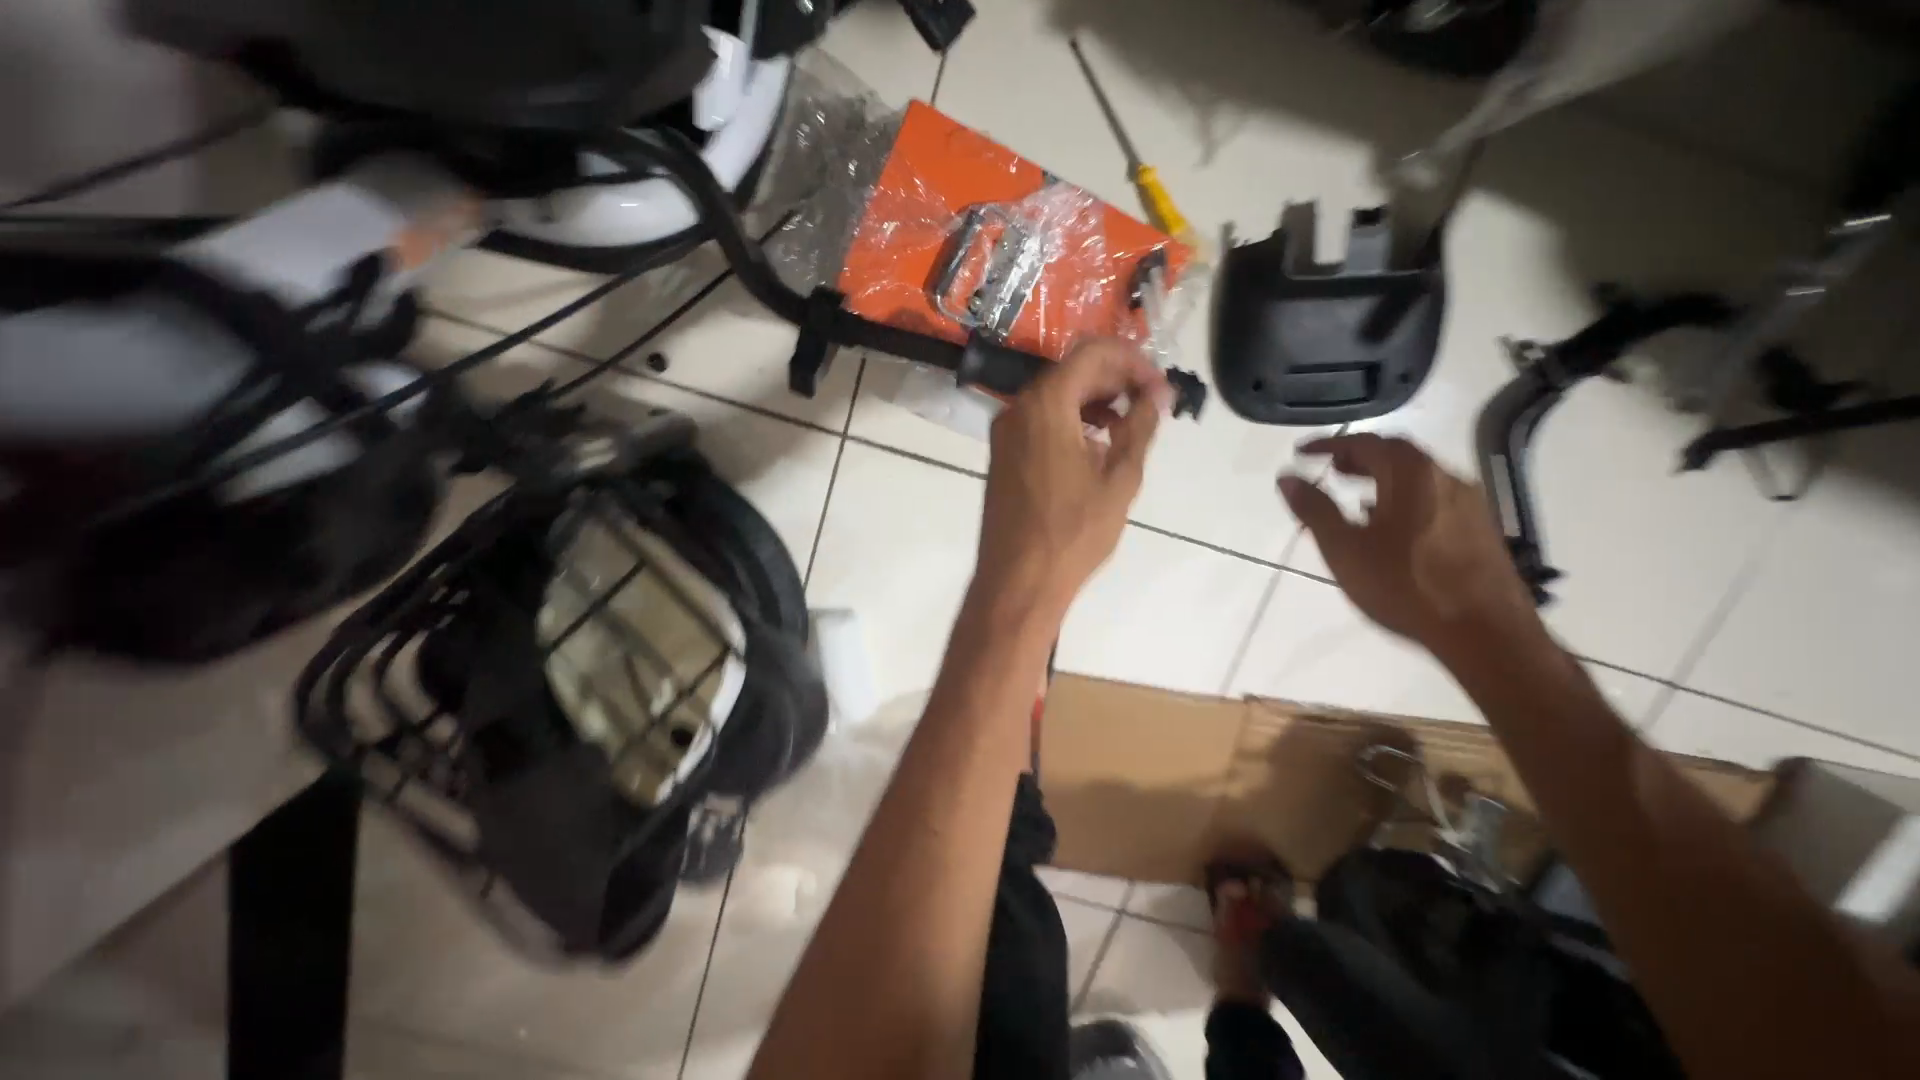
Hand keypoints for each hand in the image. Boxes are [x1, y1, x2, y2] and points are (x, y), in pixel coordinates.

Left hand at [973, 339, 1171, 623]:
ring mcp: (1005, 431)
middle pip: (1073, 371)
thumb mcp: (1120, 478)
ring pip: (1056, 395)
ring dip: (1096, 401)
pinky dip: (1072, 420)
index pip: (1093, 352)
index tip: (1159, 387)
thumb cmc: (1073, 533)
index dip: (1133, 361)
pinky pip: (1041, 419)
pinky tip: (1098, 446)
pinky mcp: (1002, 454)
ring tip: (1130, 427)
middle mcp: (1018, 407)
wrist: (1017, 581)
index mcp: (1046, 404)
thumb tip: (1159, 393)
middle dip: (1116, 380)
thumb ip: (1140, 426)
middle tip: (1152, 405)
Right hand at [1278, 434, 1544, 654]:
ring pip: (1419, 479)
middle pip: (1397, 455)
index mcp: (1412, 474)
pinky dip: (1406, 500)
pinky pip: (1435, 500)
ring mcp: (1469, 503)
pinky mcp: (1481, 529)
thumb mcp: (1345, 550)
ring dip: (1384, 480)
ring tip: (1356, 498)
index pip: (1365, 443)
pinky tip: (1393, 529)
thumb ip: (1315, 510)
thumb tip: (1287, 477)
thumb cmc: (1406, 587)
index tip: (1302, 453)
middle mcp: (1445, 477)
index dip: (1330, 444)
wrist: (1486, 633)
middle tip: (1331, 470)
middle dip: (1359, 458)